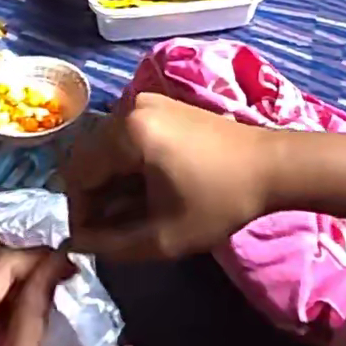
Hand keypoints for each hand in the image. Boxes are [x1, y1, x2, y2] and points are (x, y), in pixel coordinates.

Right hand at [63, 93, 278, 259]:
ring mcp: (147, 101)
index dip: (79, 212)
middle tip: (113, 229)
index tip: (92, 241)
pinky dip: (128, 162)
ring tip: (134, 211)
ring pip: (107, 146)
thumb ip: (111, 244)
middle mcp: (131, 106)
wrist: (269, 165)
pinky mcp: (162, 105)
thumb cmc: (218, 200)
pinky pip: (127, 134)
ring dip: (111, 180)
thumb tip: (77, 242)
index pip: (78, 173)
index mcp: (127, 130)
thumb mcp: (163, 237)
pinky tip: (147, 188)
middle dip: (95, 195)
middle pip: (90, 155)